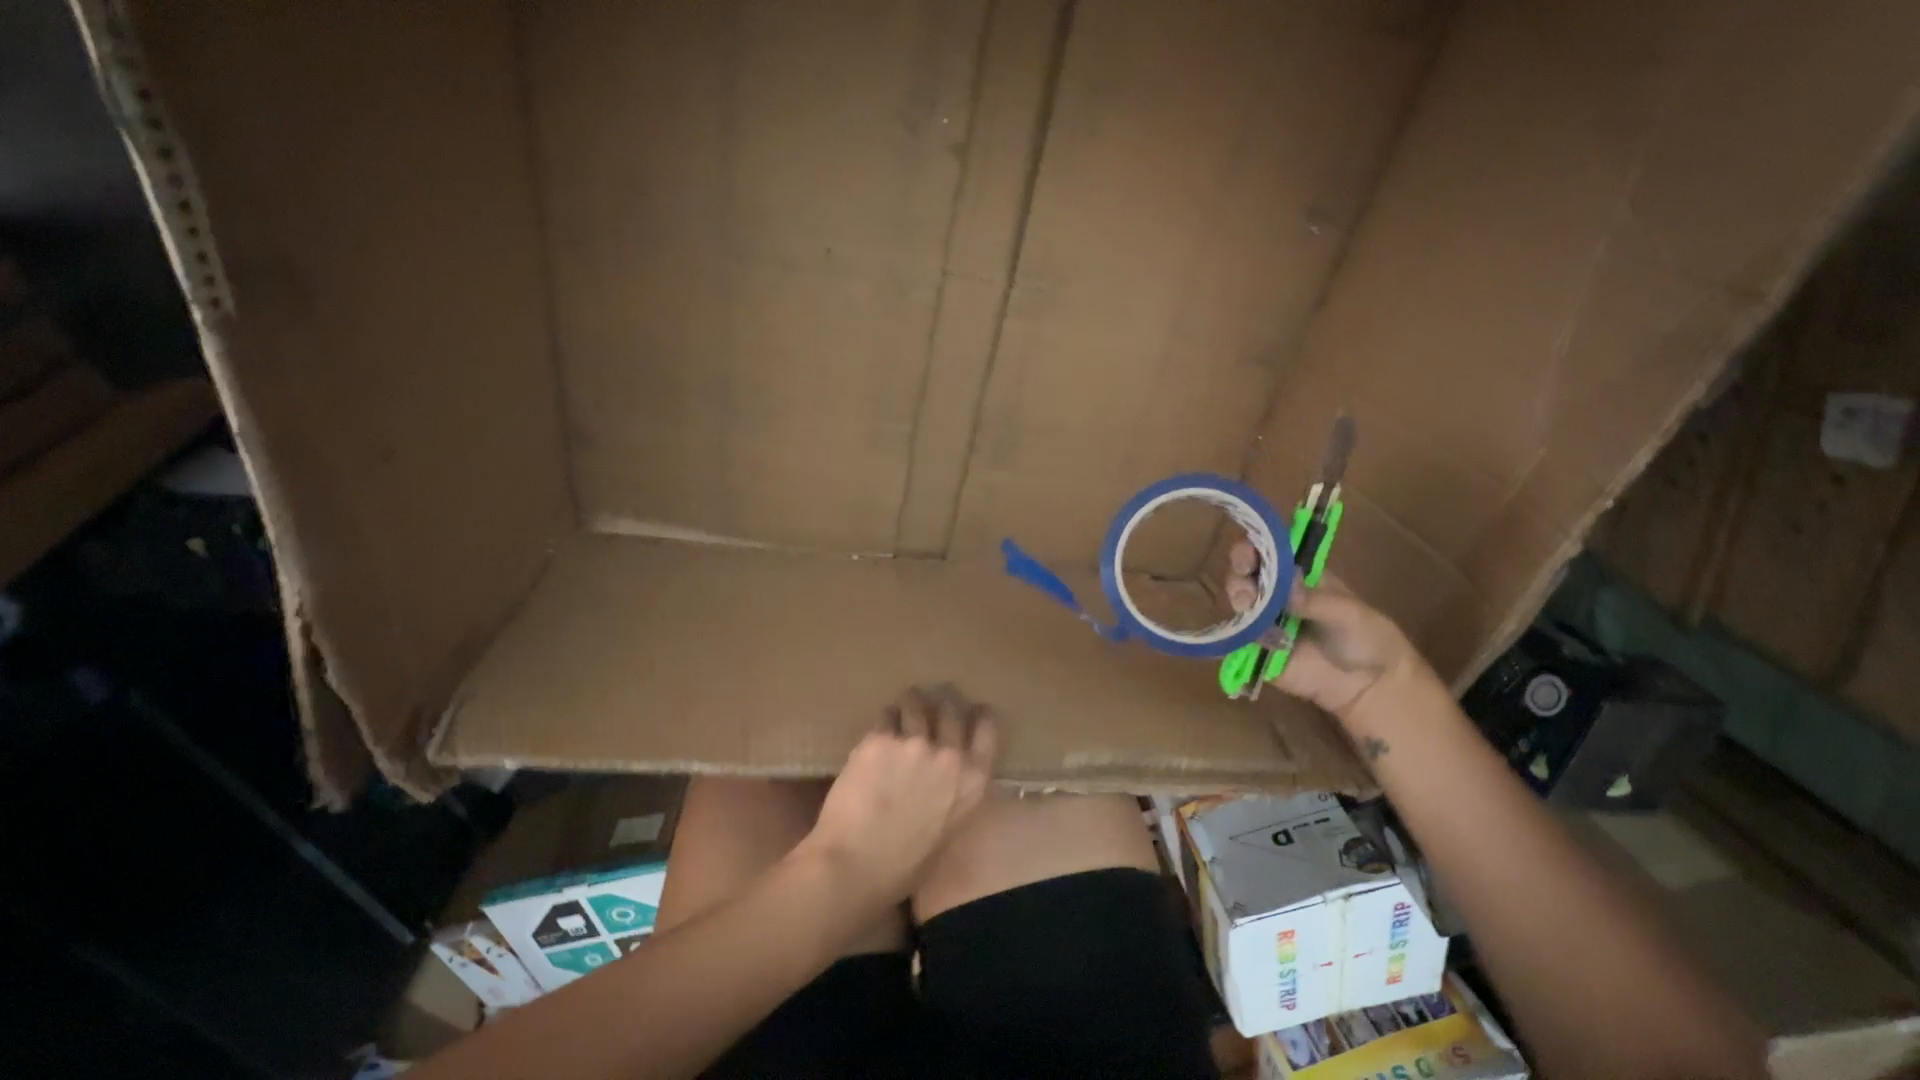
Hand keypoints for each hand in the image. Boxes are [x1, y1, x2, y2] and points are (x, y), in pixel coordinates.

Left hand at [798, 684, 999, 909]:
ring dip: (912, 702)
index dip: (979, 716)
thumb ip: (955, 798)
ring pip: (916, 705)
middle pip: (952, 709)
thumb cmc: (905, 867)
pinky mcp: (879, 739)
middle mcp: (949, 755)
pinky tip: (881, 724)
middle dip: (944, 700)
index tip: (973, 710)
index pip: (987, 730)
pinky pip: (885, 717)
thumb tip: (946, 785)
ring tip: (905, 703)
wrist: (857, 865)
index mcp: (973, 782)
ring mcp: (913, 743)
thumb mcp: (949, 831)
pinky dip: (885, 719)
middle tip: (936, 697)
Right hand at [1225, 541, 1418, 719]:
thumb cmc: (1366, 638)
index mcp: (1300, 575)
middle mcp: (1277, 593)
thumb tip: (1285, 583)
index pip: (1271, 552)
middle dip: (1240, 570)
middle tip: (1246, 579)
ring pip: (1239, 600)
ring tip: (1248, 605)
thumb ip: (1314, 600)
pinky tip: (1257, 636)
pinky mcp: (1258, 650)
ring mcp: (1265, 621)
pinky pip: (1240, 637)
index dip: (1256, 546)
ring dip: (1238, 596)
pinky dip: (1241, 633)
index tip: (1251, 550)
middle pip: (1246, 572)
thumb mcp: (1347, 613)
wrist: (1369, 685)